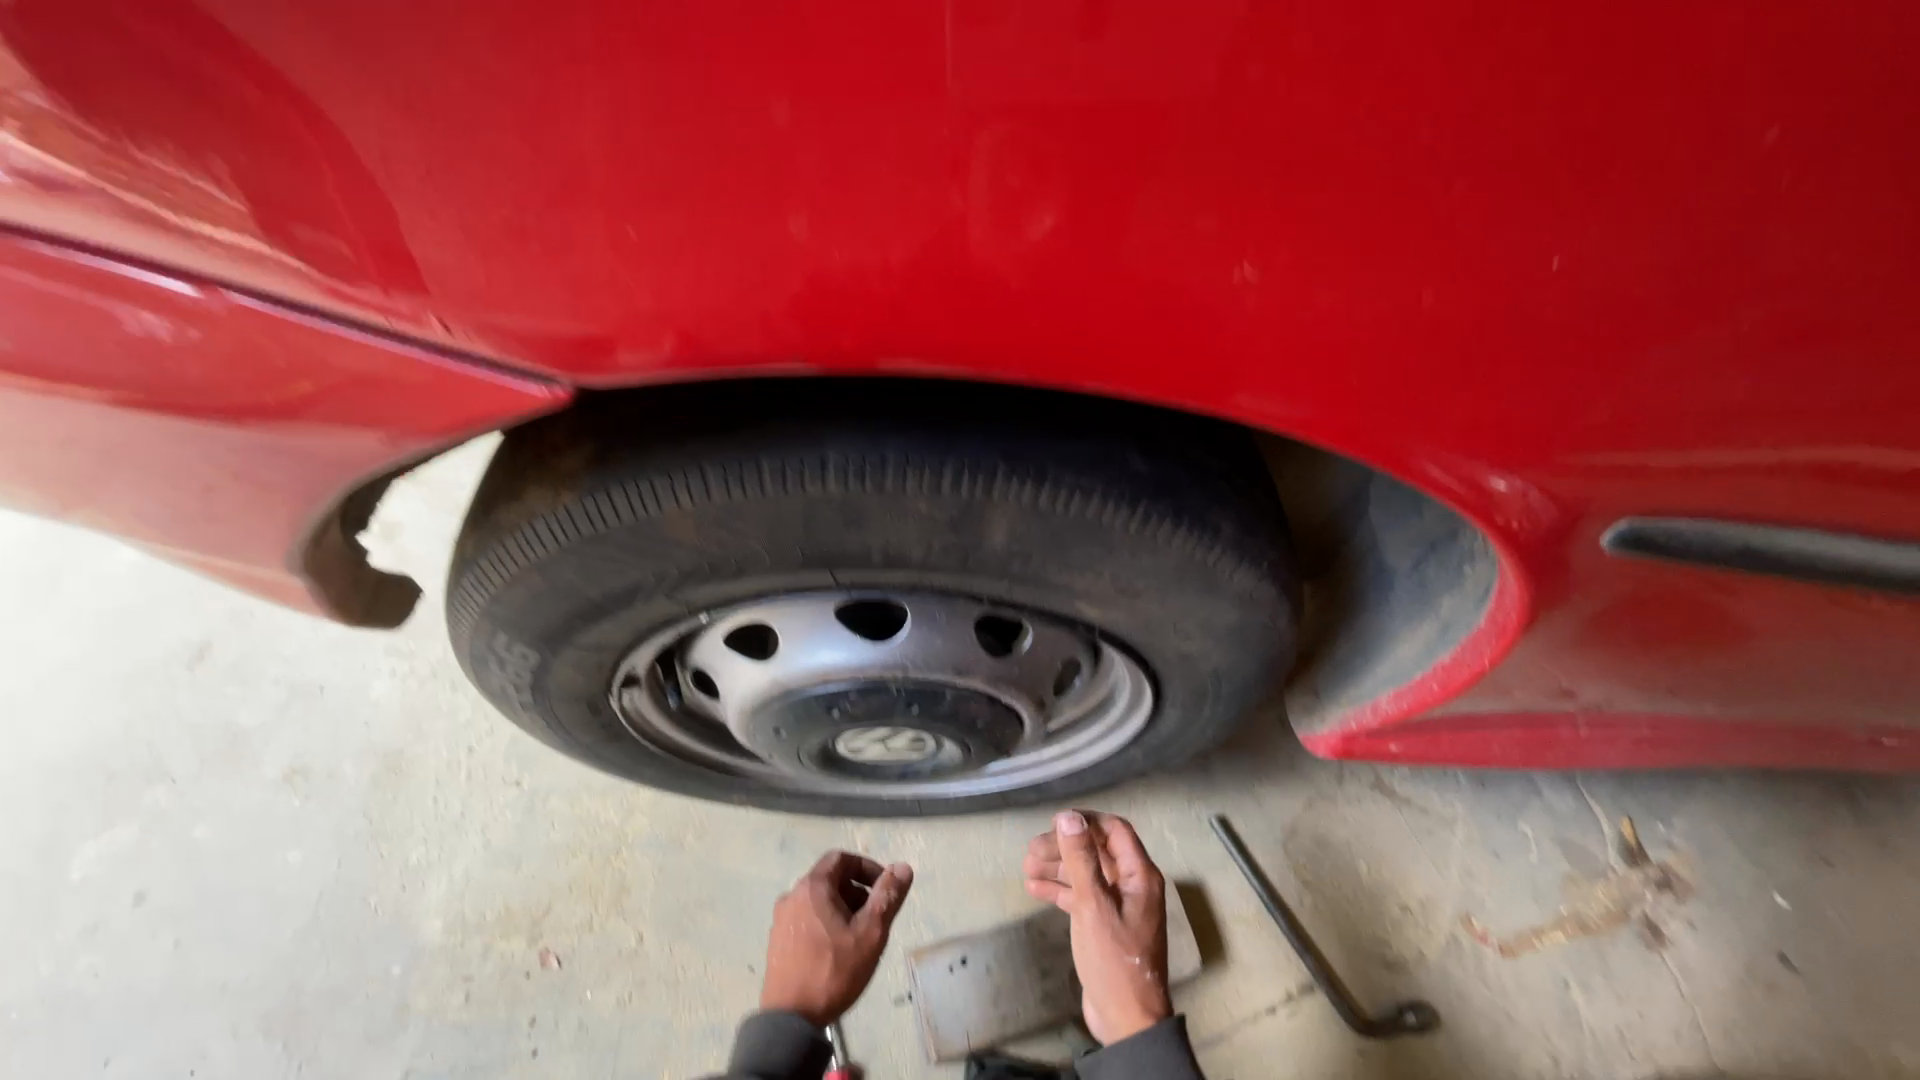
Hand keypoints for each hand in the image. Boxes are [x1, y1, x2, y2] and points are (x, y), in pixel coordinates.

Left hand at [759, 850, 913, 1026]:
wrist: (791, 1018)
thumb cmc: (834, 970)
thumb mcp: (870, 933)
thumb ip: (888, 896)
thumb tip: (903, 867)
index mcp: (812, 887)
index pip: (841, 858)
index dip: (867, 867)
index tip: (884, 888)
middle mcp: (792, 896)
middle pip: (830, 879)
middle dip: (857, 891)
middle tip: (875, 917)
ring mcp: (781, 919)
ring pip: (818, 901)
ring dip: (843, 908)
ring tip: (859, 936)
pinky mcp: (778, 941)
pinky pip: (807, 919)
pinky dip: (826, 923)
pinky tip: (837, 951)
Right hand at [1023, 810, 1171, 1043]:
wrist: (1126, 1019)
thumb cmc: (1114, 959)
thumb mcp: (1093, 905)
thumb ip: (1081, 859)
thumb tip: (1068, 816)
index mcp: (1140, 876)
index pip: (1114, 830)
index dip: (1085, 821)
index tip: (1053, 823)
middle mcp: (1132, 885)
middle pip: (1097, 851)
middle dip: (1064, 846)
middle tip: (1031, 851)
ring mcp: (1118, 905)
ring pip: (1086, 873)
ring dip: (1058, 868)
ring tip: (1026, 867)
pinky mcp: (1104, 924)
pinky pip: (1081, 896)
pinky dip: (1060, 891)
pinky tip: (1034, 888)